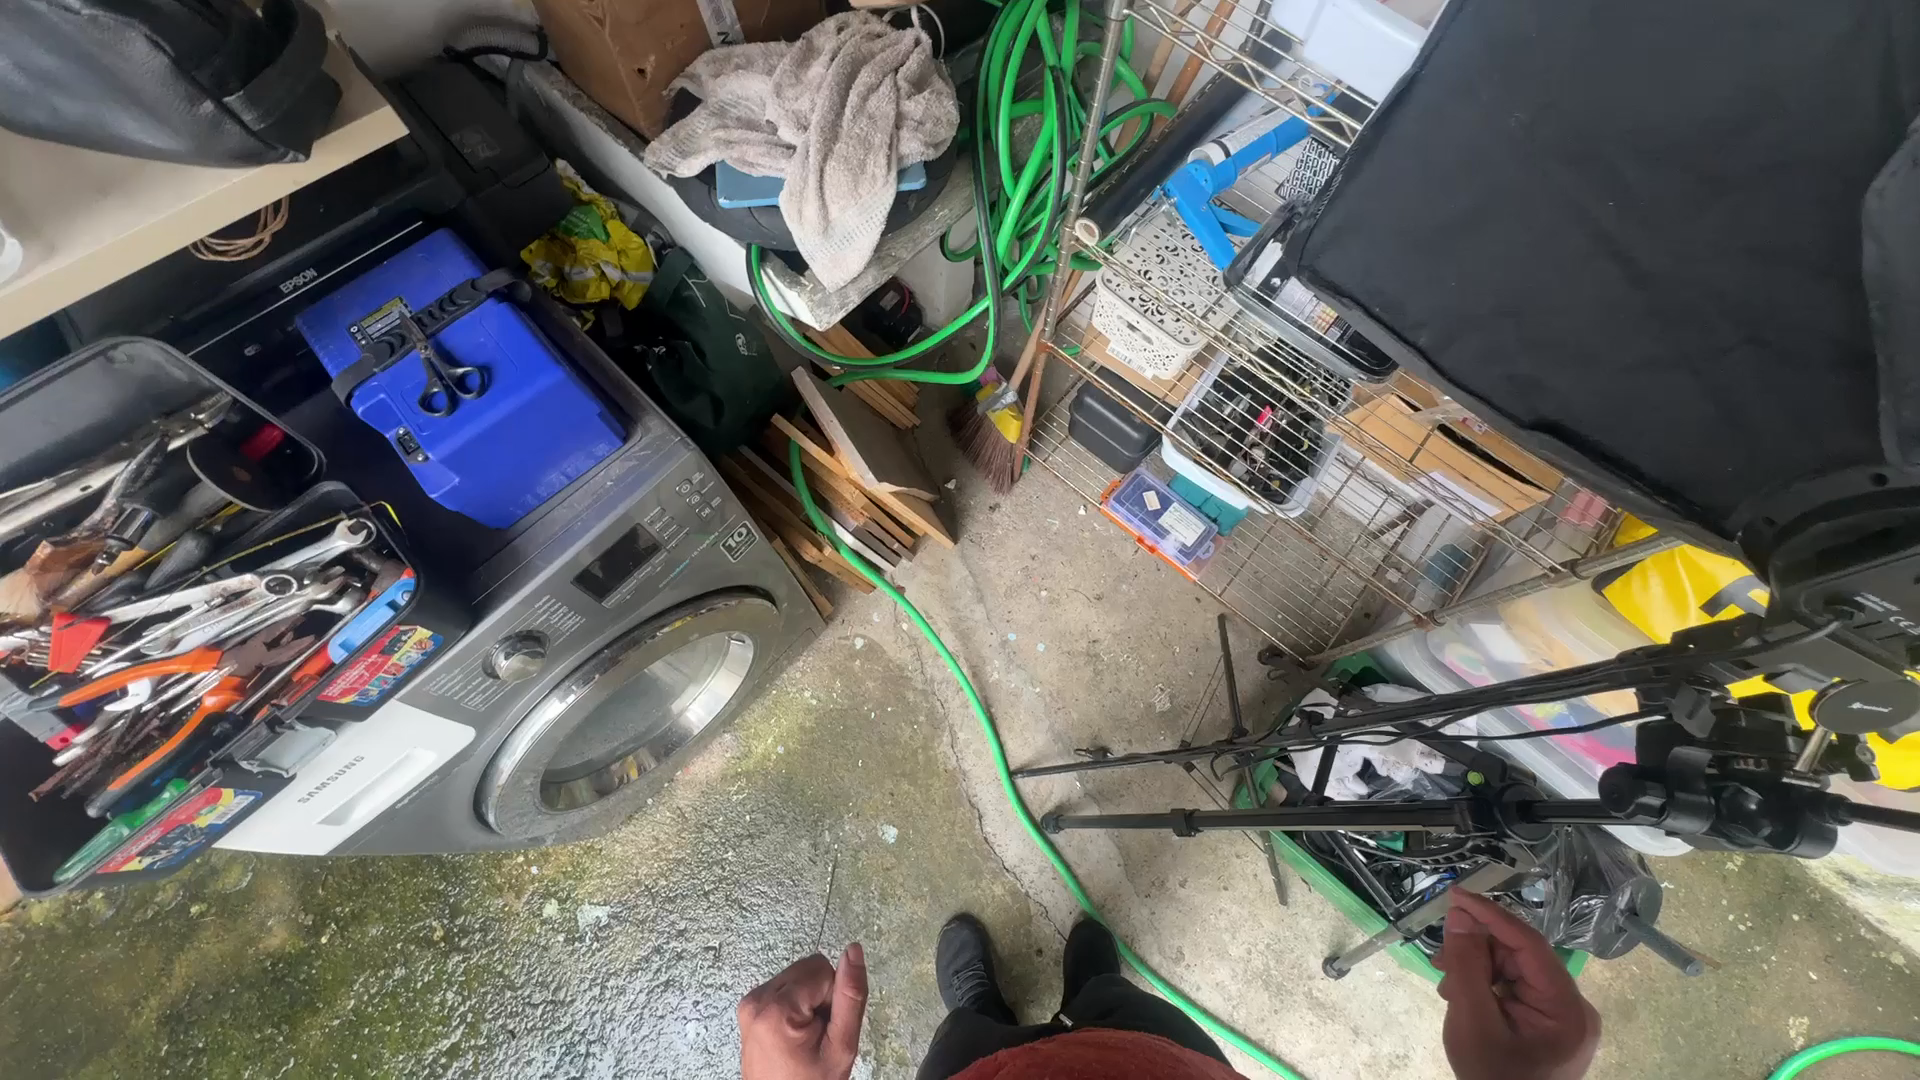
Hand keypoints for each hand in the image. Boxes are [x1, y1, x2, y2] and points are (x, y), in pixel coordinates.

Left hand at [738, 944, 868, 1079]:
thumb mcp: (841, 1046)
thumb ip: (850, 996)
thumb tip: (854, 949)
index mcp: (776, 1009)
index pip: (823, 970)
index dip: (832, 997)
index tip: (825, 1027)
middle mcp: (756, 999)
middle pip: (808, 968)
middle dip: (820, 996)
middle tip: (818, 1033)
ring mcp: (749, 1003)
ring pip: (798, 975)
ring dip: (809, 1000)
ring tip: (805, 1035)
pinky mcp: (749, 1006)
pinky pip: (785, 985)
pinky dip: (795, 1003)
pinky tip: (793, 1032)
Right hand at [1434, 889, 1599, 1079]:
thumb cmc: (1493, 1078)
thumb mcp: (1473, 1019)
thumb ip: (1467, 964)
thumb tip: (1459, 915)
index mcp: (1567, 1009)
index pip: (1529, 943)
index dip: (1490, 914)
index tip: (1453, 894)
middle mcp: (1572, 1007)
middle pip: (1518, 954)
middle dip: (1476, 951)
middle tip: (1440, 962)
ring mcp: (1560, 1015)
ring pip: (1510, 966)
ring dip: (1474, 968)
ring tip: (1448, 988)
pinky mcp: (1546, 1021)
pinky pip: (1511, 984)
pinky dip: (1482, 983)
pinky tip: (1461, 996)